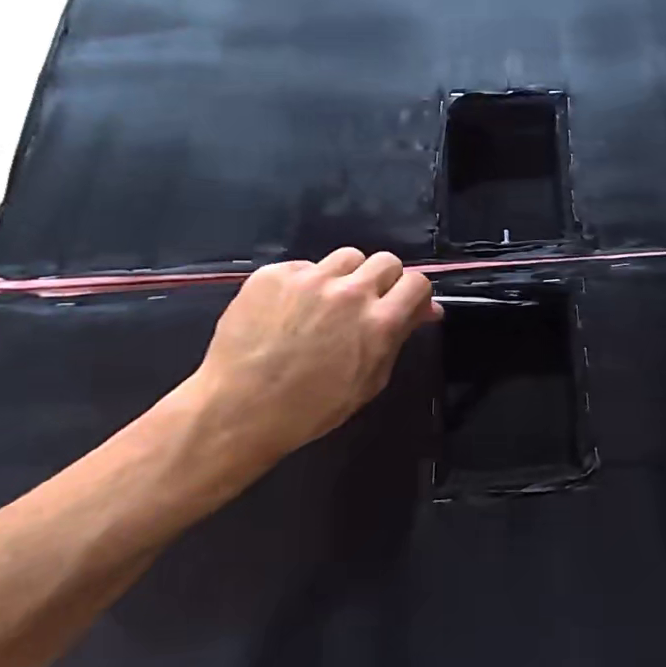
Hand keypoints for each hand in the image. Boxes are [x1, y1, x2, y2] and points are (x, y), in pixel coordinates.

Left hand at [183, 248, 440, 462]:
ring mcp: (309, 279)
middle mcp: (350, 292)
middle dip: (384, 280)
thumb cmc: (313, 407)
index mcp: (379, 321)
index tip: (404, 305)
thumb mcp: (371, 380)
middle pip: (386, 261)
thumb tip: (426, 310)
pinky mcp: (274, 275)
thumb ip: (399, 337)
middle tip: (367, 304)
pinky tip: (289, 310)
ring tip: (327, 302)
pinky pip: (304, 267)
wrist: (239, 410)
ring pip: (347, 257)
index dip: (415, 294)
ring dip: (347, 276)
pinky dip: (305, 284)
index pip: (417, 282)